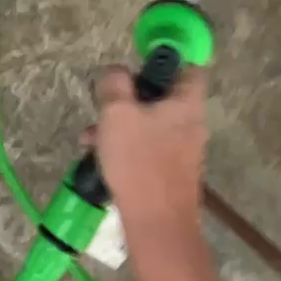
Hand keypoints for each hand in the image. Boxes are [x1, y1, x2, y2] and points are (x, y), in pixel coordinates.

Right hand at [83, 65, 207, 229]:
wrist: (156, 222)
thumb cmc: (139, 159)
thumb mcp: (116, 110)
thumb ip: (114, 82)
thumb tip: (116, 72)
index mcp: (186, 104)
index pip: (189, 67)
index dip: (167, 58)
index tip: (139, 60)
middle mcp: (190, 124)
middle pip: (161, 95)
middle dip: (127, 95)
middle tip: (104, 101)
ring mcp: (182, 149)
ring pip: (147, 121)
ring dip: (118, 122)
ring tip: (91, 135)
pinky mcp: (169, 170)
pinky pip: (145, 144)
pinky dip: (123, 143)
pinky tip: (97, 154)